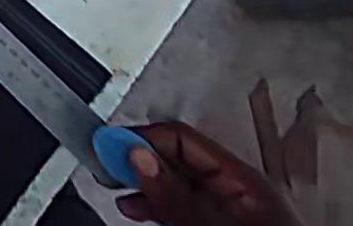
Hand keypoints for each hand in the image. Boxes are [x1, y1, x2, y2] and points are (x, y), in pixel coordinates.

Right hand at [115, 122, 299, 225]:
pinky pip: (182, 206)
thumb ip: (177, 193)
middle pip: (176, 159)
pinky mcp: (219, 225)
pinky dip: (157, 205)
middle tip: (109, 166)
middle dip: (140, 162)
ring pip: (176, 184)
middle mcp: (237, 190)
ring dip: (144, 185)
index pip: (180, 137)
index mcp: (244, 179)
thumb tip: (136, 153)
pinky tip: (137, 209)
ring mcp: (230, 212)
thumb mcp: (216, 224)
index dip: (143, 137)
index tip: (112, 146)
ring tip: (118, 190)